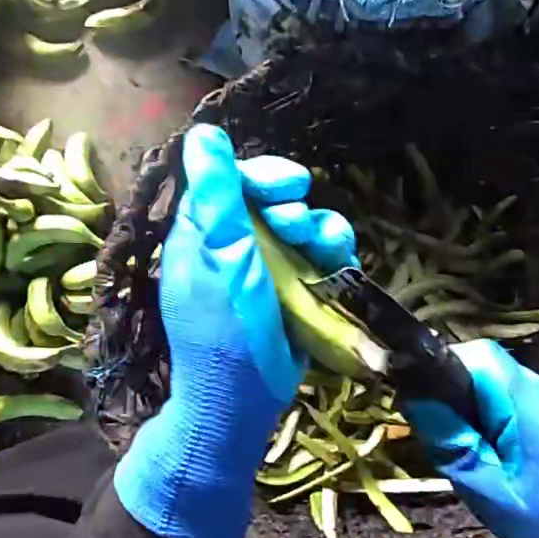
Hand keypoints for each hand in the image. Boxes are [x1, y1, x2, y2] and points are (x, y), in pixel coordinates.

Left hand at [113, 124, 353, 537]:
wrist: (240, 402)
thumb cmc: (224, 328)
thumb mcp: (221, 256)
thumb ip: (217, 196)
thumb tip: (202, 134)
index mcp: (201, 235)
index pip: (229, 184)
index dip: (259, 176)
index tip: (286, 184)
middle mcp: (230, 247)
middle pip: (266, 202)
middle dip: (290, 204)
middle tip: (296, 221)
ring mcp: (262, 271)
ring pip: (298, 229)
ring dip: (317, 228)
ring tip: (322, 244)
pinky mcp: (291, 293)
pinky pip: (314, 260)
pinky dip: (329, 255)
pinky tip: (337, 261)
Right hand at [403, 342, 538, 537]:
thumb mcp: (487, 494)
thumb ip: (451, 441)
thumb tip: (413, 393)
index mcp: (534, 411)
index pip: (481, 357)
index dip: (451, 371)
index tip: (438, 406)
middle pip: (496, 368)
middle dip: (469, 395)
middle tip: (465, 440)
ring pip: (513, 384)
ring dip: (492, 407)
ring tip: (495, 454)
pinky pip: (535, 399)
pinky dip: (517, 416)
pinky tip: (525, 456)